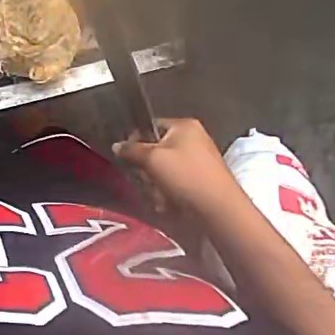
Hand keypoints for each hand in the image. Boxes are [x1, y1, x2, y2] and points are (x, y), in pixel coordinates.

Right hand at [113, 118, 241, 214]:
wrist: (217, 208)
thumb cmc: (185, 176)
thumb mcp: (153, 159)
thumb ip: (132, 150)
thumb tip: (116, 145)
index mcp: (184, 126)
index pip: (151, 125)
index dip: (136, 140)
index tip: (127, 157)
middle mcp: (193, 139)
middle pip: (156, 149)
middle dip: (147, 167)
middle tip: (146, 179)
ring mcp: (198, 160)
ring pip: (163, 169)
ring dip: (155, 183)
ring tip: (159, 195)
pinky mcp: (199, 179)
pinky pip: (174, 181)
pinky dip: (168, 192)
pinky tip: (168, 202)